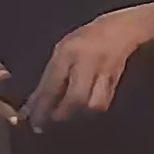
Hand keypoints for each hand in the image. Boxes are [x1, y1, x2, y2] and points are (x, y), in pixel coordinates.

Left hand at [22, 8, 153, 129]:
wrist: (121, 31)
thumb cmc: (86, 39)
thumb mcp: (63, 51)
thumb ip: (51, 75)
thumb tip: (35, 103)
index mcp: (69, 54)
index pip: (53, 84)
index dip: (41, 105)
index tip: (31, 120)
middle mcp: (87, 65)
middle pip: (76, 98)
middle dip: (61, 113)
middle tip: (49, 122)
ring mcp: (104, 74)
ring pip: (94, 104)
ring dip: (79, 115)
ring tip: (67, 116)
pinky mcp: (116, 82)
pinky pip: (104, 102)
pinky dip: (91, 111)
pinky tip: (82, 111)